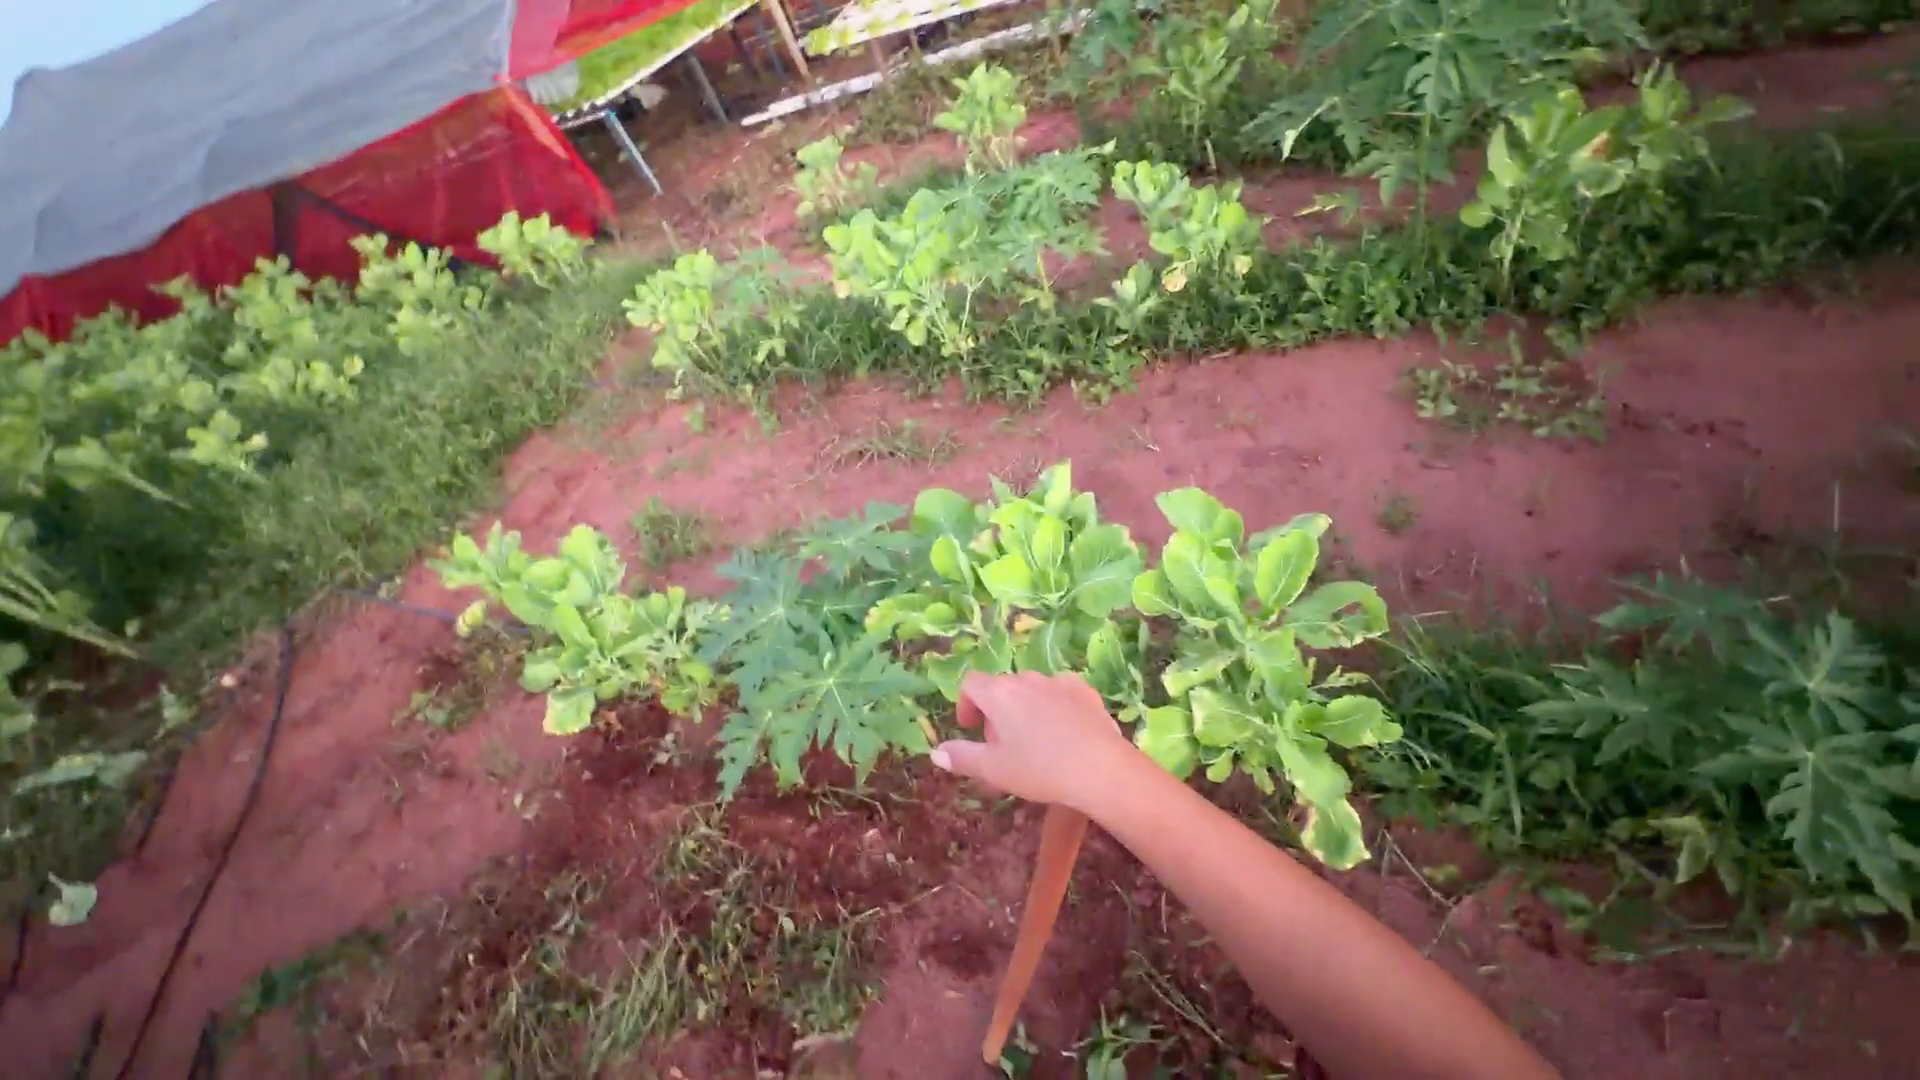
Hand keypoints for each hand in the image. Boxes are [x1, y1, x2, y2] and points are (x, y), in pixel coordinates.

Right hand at [930, 671, 1140, 811]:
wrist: (1100, 768)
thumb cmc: (1039, 769)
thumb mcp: (994, 770)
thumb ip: (962, 758)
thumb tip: (936, 753)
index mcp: (999, 694)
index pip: (971, 683)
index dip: (966, 704)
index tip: (971, 729)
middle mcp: (1026, 679)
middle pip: (1001, 688)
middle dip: (996, 712)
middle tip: (1003, 746)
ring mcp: (1058, 682)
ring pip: (1031, 690)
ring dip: (1024, 709)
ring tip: (1034, 743)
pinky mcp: (1084, 690)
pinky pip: (1059, 693)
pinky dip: (1053, 707)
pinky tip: (1063, 734)